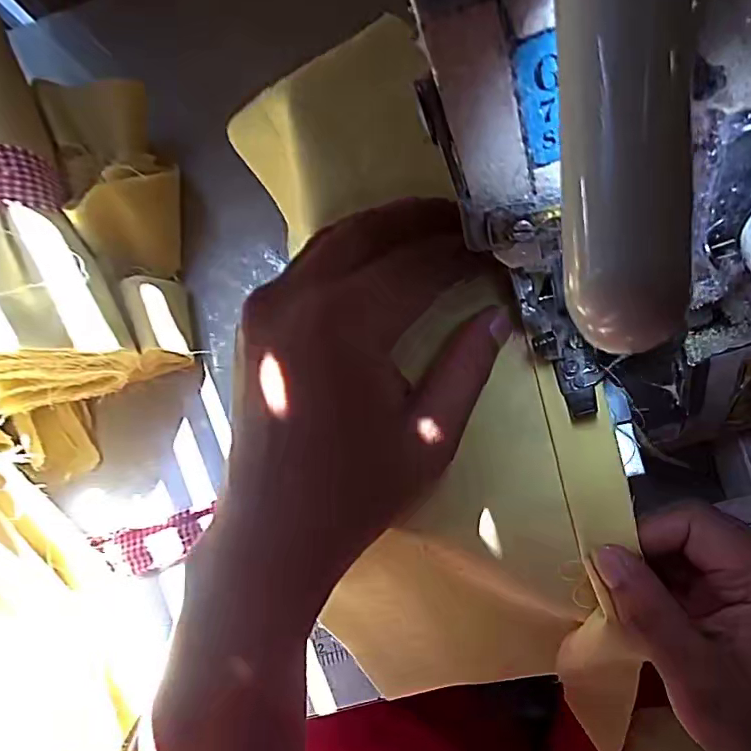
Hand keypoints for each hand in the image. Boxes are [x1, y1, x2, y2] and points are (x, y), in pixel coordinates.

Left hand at [216, 199, 510, 592]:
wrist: (277, 529)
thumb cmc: (358, 492)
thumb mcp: (431, 436)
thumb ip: (466, 369)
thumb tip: (495, 319)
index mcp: (344, 323)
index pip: (417, 266)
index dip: (462, 254)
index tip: (496, 251)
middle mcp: (296, 296)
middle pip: (369, 233)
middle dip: (422, 221)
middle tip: (466, 222)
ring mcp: (265, 306)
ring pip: (333, 242)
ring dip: (384, 232)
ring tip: (430, 235)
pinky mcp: (254, 322)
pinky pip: (308, 268)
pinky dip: (350, 257)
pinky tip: (379, 270)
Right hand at [593, 502, 750, 750]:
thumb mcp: (694, 675)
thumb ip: (648, 612)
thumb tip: (602, 555)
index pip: (695, 524)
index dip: (643, 537)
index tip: (603, 569)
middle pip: (689, 534)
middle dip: (642, 558)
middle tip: (600, 588)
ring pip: (685, 555)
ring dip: (647, 576)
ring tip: (612, 603)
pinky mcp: (740, 601)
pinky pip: (691, 579)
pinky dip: (659, 594)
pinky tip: (635, 616)